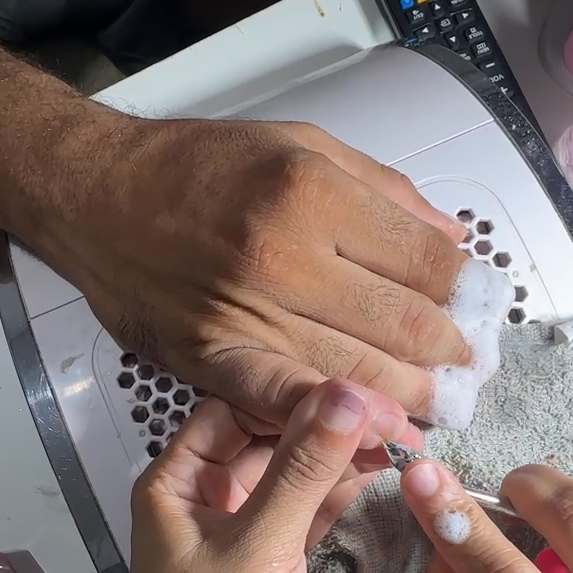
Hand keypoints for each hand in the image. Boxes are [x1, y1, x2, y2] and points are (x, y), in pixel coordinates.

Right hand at [39, 117, 470, 429]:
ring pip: (357, 369)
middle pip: (402, 324)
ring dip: (411, 393)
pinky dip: (334, 416)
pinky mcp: (210, 356)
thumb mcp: (297, 143)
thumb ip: (379, 188)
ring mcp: (245, 314)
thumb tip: (445, 236)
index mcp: (312, 193)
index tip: (476, 305)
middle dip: (449, 352)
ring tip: (436, 398)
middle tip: (466, 364)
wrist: (97, 197)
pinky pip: (283, 398)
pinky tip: (377, 428)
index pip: (424, 260)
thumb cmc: (192, 167)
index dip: (464, 291)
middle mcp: (282, 256)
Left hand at [121, 380, 414, 572]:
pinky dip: (336, 491)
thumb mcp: (259, 547)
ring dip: (338, 456)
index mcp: (175, 481)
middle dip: (325, 424)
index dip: (293, 394)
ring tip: (400, 437)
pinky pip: (303, 507)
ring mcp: (238, 525)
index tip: (360, 388)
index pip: (235, 409)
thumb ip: (304, 469)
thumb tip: (348, 396)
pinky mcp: (268, 556)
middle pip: (268, 436)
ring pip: (291, 471)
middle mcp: (203, 494)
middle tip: (394, 413)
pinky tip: (376, 471)